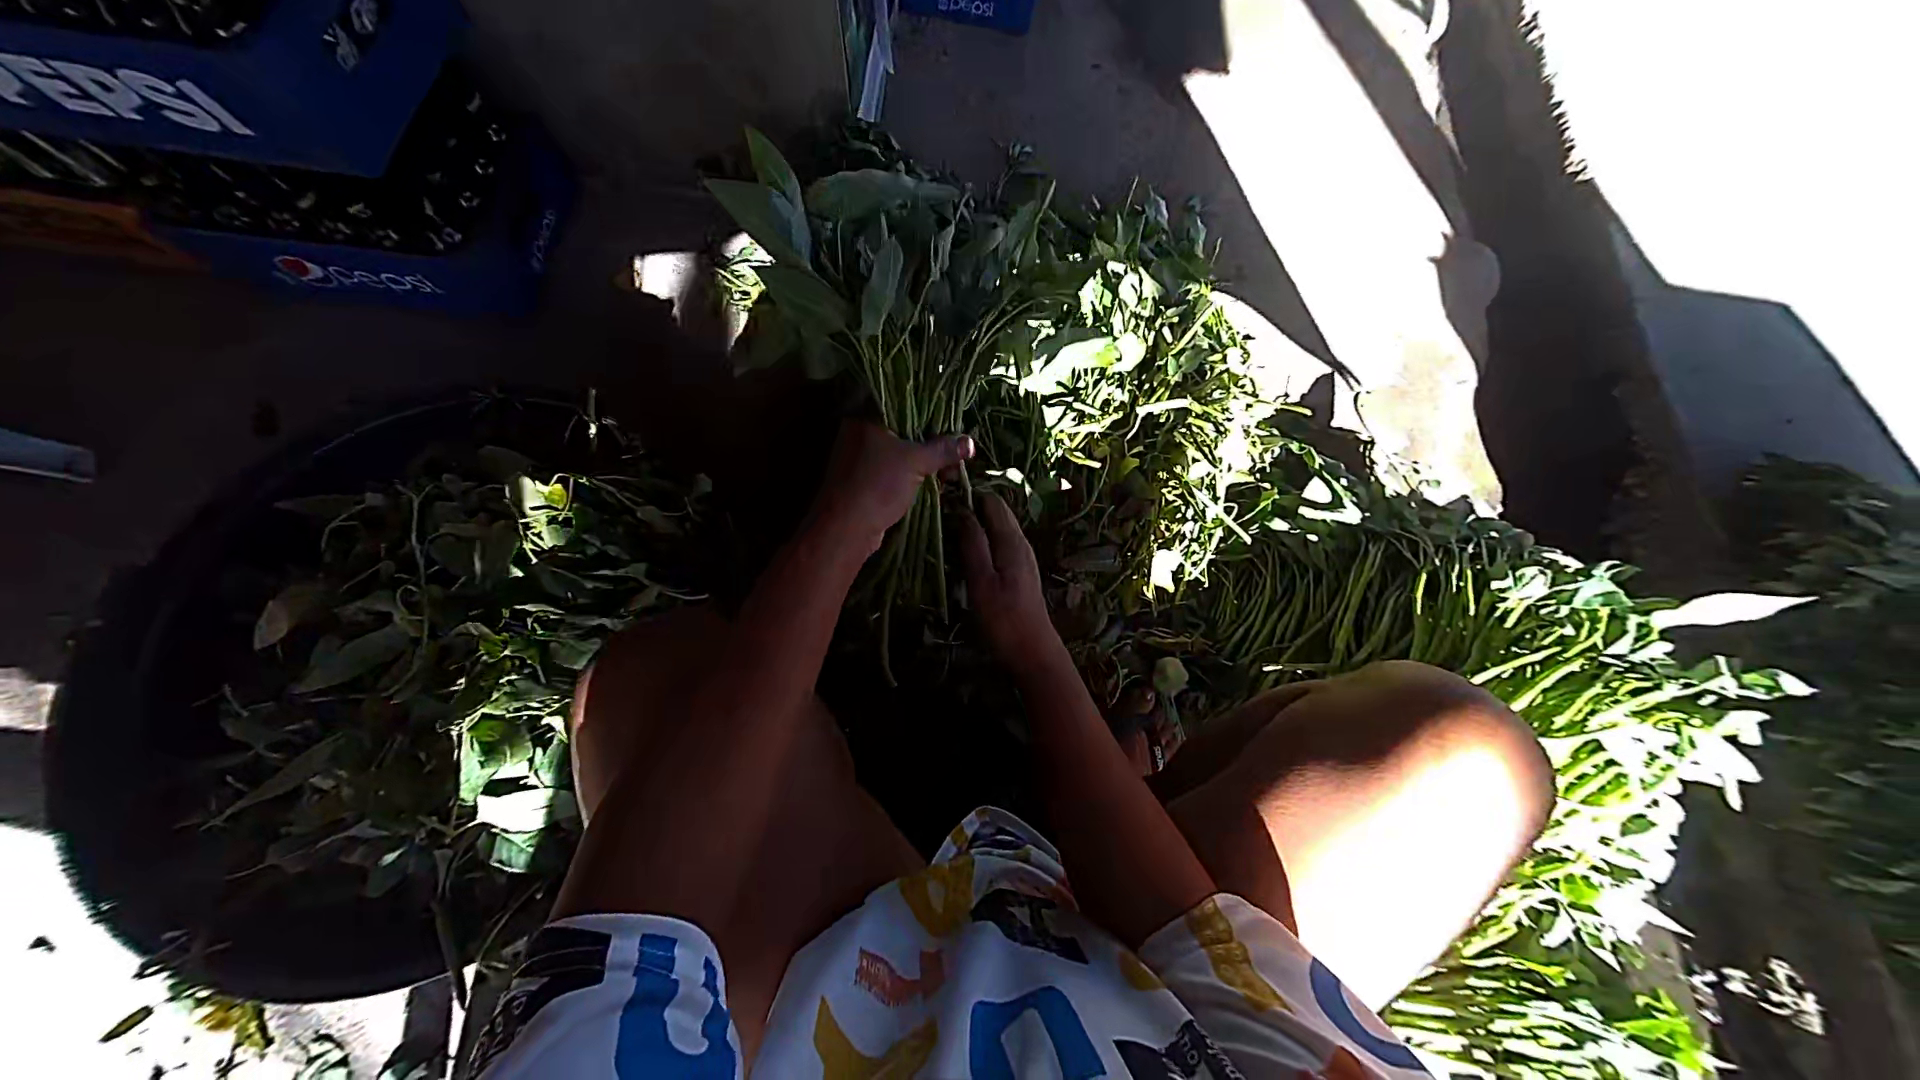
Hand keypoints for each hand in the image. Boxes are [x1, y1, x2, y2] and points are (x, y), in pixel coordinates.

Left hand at [809, 420, 973, 555]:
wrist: (845, 528)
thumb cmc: (878, 485)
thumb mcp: (916, 462)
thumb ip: (943, 450)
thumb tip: (970, 442)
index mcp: (866, 418)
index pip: (905, 407)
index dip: (933, 418)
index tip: (955, 430)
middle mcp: (859, 434)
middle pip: (905, 433)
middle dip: (933, 447)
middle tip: (956, 461)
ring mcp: (859, 459)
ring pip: (900, 455)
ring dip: (924, 465)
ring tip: (949, 475)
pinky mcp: (863, 481)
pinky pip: (893, 472)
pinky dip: (911, 477)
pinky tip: (932, 485)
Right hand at [958, 493, 1066, 677]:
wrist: (1032, 651)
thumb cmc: (1004, 619)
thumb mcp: (981, 581)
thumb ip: (973, 544)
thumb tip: (962, 510)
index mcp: (1012, 540)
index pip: (992, 501)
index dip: (969, 495)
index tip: (943, 498)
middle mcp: (1021, 542)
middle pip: (996, 511)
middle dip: (971, 507)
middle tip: (941, 514)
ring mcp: (1022, 556)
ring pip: (997, 527)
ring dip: (976, 524)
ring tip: (948, 529)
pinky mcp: (1020, 570)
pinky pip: (999, 543)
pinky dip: (983, 540)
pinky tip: (966, 551)